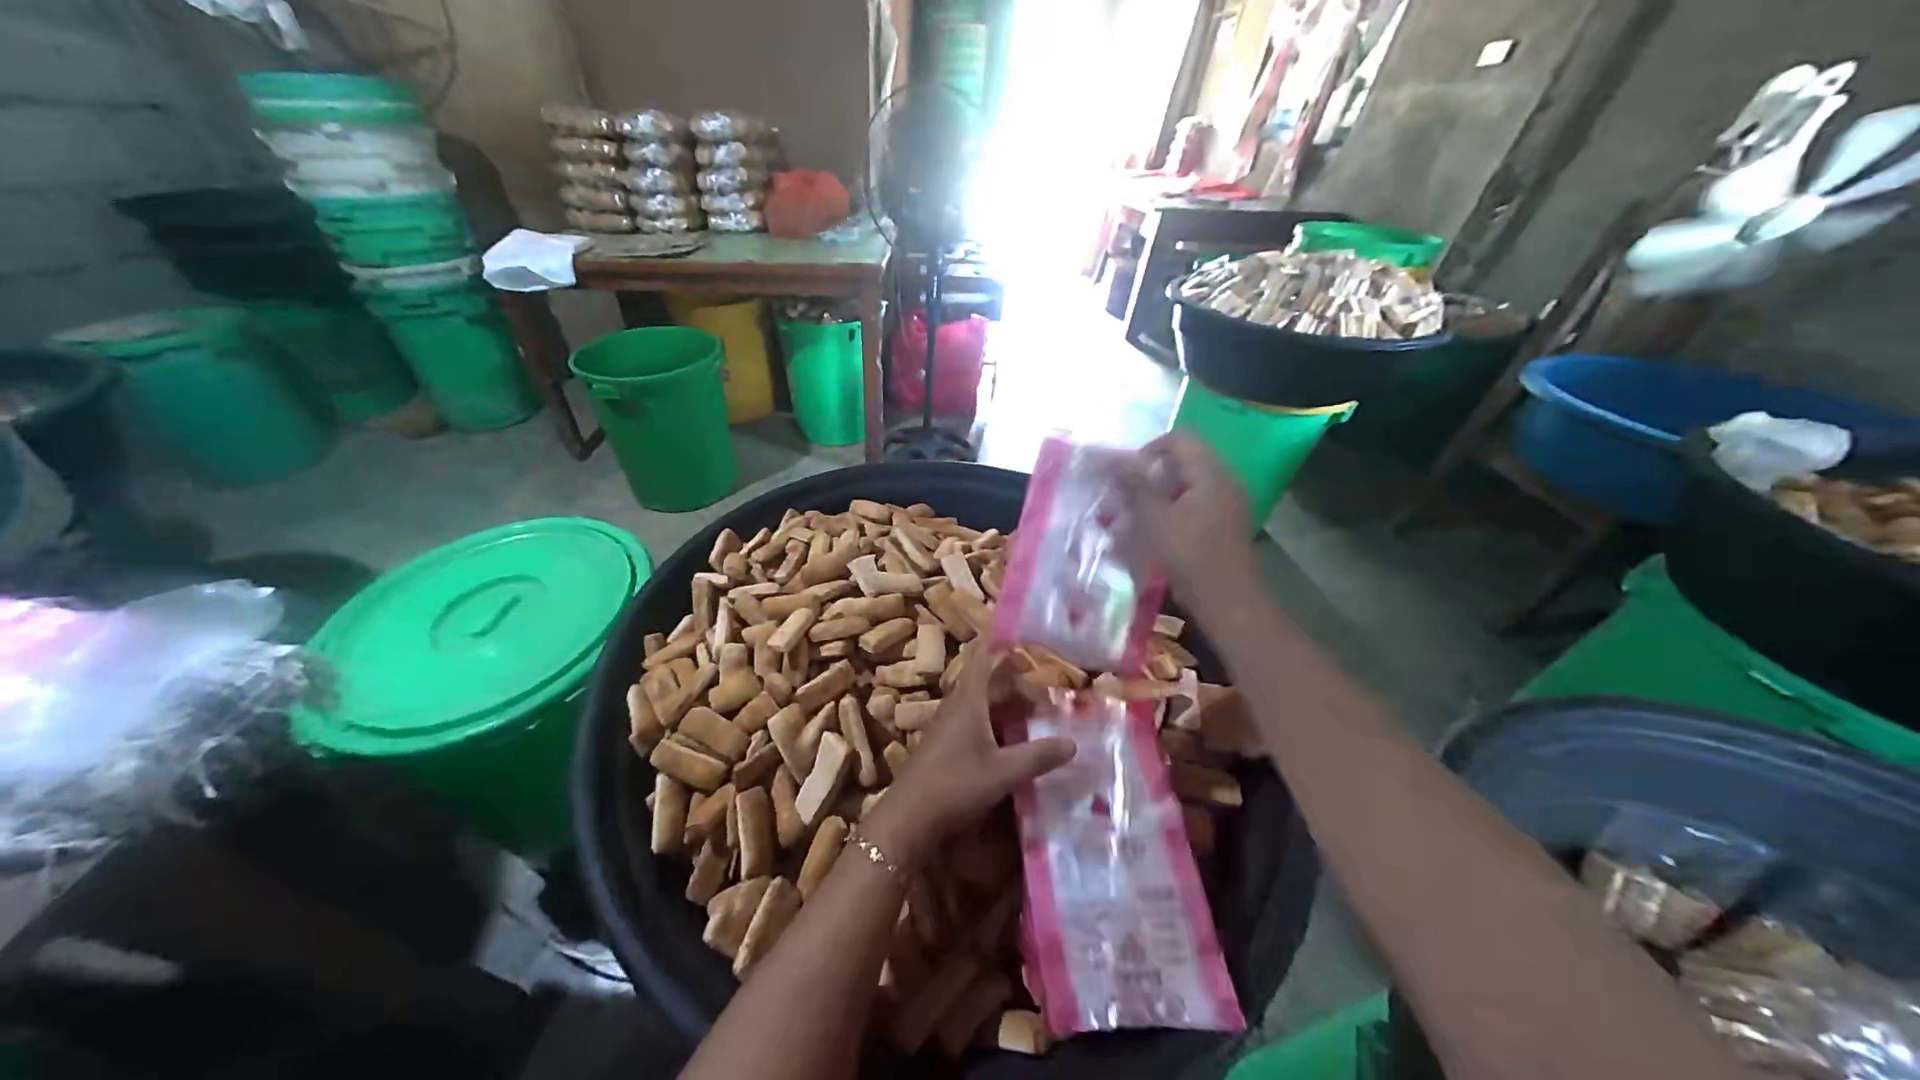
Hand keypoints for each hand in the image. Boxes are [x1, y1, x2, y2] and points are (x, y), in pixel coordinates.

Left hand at [858, 642, 1073, 871]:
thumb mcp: (1003, 772)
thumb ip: (1038, 756)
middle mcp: (958, 706)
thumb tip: (1072, 742)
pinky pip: (977, 722)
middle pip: (989, 682)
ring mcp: (950, 726)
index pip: (984, 658)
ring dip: (1009, 706)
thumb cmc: (954, 785)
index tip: (1026, 636)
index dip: (1003, 643)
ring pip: (984, 704)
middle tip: (1048, 691)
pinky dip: (999, 724)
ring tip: (1039, 715)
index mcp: (969, 701)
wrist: (908, 818)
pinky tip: (1016, 743)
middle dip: (1018, 683)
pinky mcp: (947, 745)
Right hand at [1118, 434, 1255, 603]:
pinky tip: (1156, 535)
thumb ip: (1135, 484)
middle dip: (1151, 476)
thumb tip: (1116, 457)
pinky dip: (1173, 512)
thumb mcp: (1154, 518)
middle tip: (1127, 498)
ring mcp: (1229, 503)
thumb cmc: (1188, 556)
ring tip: (1136, 519)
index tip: (1127, 476)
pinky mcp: (1227, 524)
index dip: (1148, 450)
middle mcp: (1225, 480)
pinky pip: (1196, 505)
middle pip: (1184, 462)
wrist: (1228, 601)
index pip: (1179, 439)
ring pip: (1188, 485)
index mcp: (1210, 472)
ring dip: (1160, 496)